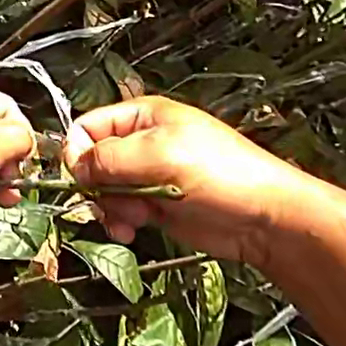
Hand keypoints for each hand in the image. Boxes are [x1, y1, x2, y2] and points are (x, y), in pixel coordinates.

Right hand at [62, 96, 319, 264]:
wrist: (269, 221)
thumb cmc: (226, 175)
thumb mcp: (160, 154)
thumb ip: (109, 157)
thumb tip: (77, 168)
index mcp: (142, 117)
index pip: (86, 127)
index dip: (78, 152)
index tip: (83, 176)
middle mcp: (140, 143)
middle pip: (91, 161)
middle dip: (96, 185)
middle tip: (111, 199)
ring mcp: (147, 175)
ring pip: (102, 189)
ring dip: (109, 207)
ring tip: (131, 217)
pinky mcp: (153, 203)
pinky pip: (119, 209)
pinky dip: (119, 221)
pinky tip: (131, 229)